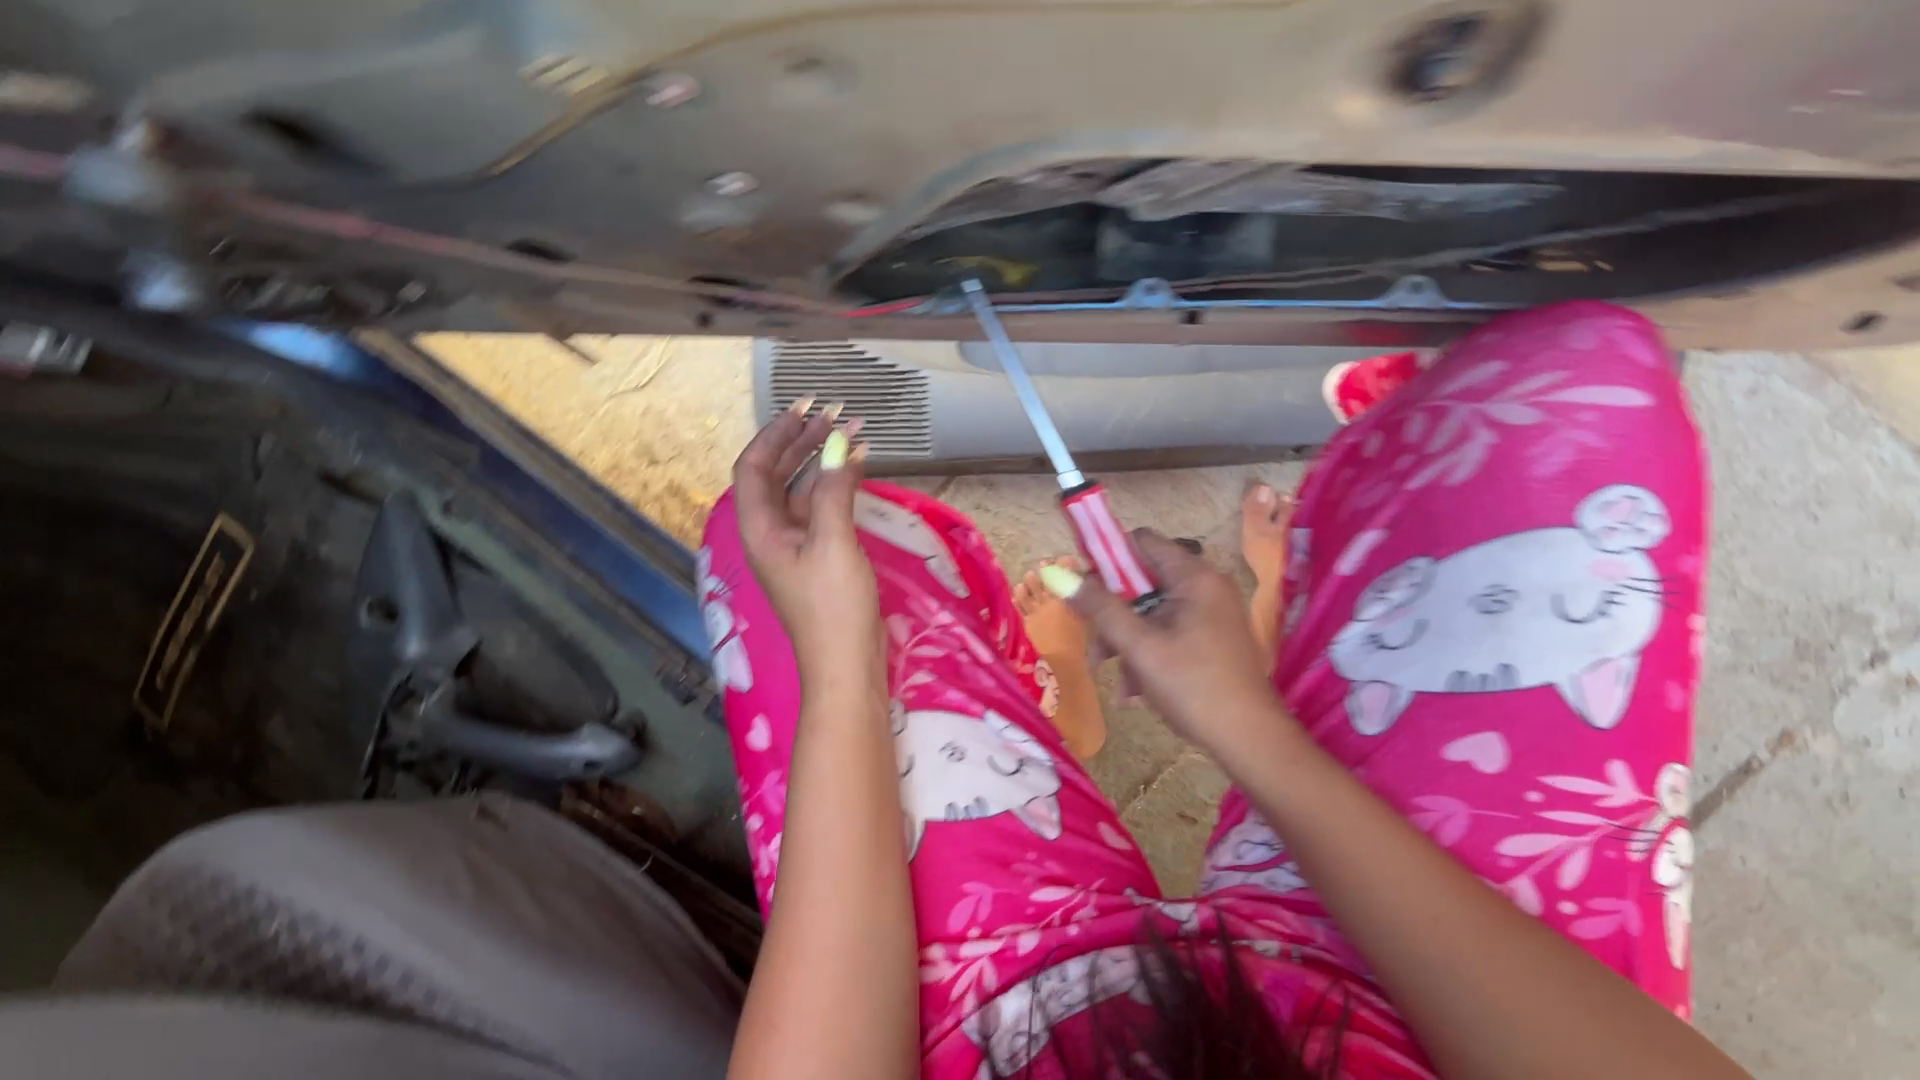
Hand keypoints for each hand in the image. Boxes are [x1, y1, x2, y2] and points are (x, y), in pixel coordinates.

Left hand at [730, 402, 880, 681]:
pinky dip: (835, 486)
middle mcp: (770, 534)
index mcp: (759, 529)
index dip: (776, 434)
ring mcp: (794, 547)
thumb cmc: (833, 606)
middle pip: (776, 475)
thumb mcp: (833, 542)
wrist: (846, 664)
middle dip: (802, 442)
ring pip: (800, 491)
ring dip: (822, 462)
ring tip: (851, 434)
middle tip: (834, 415)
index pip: (754, 467)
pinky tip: (857, 471)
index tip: (806, 409)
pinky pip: (820, 510)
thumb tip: (840, 445)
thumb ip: (833, 490)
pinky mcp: (817, 558)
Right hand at [1052, 530, 1295, 756]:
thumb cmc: (1193, 686)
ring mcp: (1212, 614)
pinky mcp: (1213, 639)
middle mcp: (1206, 587)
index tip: (1083, 587)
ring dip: (1126, 640)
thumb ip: (1102, 609)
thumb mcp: (1139, 647)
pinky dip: (1147, 654)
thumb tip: (1064, 578)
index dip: (1108, 558)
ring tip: (1112, 676)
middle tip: (1095, 644)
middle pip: (1143, 581)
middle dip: (1113, 612)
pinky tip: (1135, 690)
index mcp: (1194, 577)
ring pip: (1152, 612)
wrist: (1249, 738)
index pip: (1142, 542)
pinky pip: (1169, 632)